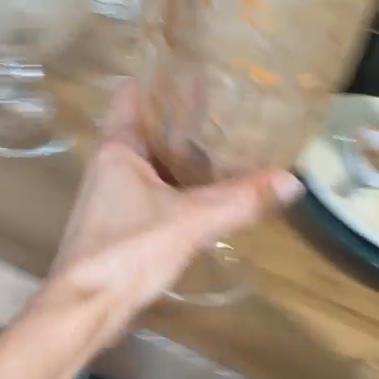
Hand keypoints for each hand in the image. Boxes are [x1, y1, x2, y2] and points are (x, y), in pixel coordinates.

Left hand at [40, 85, 301, 329]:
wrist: (85, 309)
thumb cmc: (127, 253)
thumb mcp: (190, 222)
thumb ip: (241, 201)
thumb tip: (292, 181)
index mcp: (118, 148)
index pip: (135, 93)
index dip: (165, 77)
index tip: (202, 69)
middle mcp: (110, 166)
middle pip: (149, 128)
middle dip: (185, 119)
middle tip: (231, 108)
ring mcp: (113, 198)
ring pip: (153, 164)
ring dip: (184, 157)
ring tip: (229, 146)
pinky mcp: (120, 228)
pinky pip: (155, 195)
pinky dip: (180, 190)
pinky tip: (209, 197)